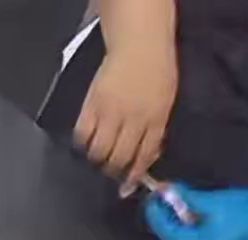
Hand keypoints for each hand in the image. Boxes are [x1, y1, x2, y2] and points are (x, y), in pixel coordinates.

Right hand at [75, 39, 177, 195]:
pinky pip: (82, 136)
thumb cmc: (156, 72)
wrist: (139, 43)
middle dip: (113, 170)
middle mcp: (132, 118)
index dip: (133, 175)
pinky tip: (85, 143)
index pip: (143, 155)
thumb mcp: (165, 101)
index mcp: (154, 118)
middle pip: (117, 158)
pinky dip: (82, 144)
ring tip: (97, 156)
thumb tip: (144, 161)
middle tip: (109, 170)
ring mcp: (110, 112)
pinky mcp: (92, 106)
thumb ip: (155, 131)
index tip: (125, 188)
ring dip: (96, 160)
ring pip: (98, 152)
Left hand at [144, 180, 247, 239]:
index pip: (162, 229)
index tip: (153, 193)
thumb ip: (185, 198)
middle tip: (166, 195)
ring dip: (173, 220)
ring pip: (174, 239)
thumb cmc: (246, 210)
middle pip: (165, 236)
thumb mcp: (212, 201)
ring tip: (179, 200)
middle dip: (163, 216)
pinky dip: (183, 226)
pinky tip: (190, 210)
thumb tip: (165, 190)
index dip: (155, 210)